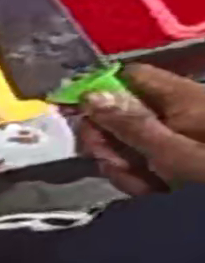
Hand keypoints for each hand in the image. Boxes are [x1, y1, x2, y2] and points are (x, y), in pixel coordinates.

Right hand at [77, 65, 204, 192]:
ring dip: (119, 163)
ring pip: (123, 139)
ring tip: (141, 183)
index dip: (98, 88)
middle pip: (118, 112)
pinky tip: (150, 187)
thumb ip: (129, 123)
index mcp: (189, 99)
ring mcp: (181, 132)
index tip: (73, 111)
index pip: (132, 75)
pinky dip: (137, 173)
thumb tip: (89, 95)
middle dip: (104, 140)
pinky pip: (139, 155)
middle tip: (109, 161)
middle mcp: (183, 110)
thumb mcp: (171, 152)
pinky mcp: (178, 152)